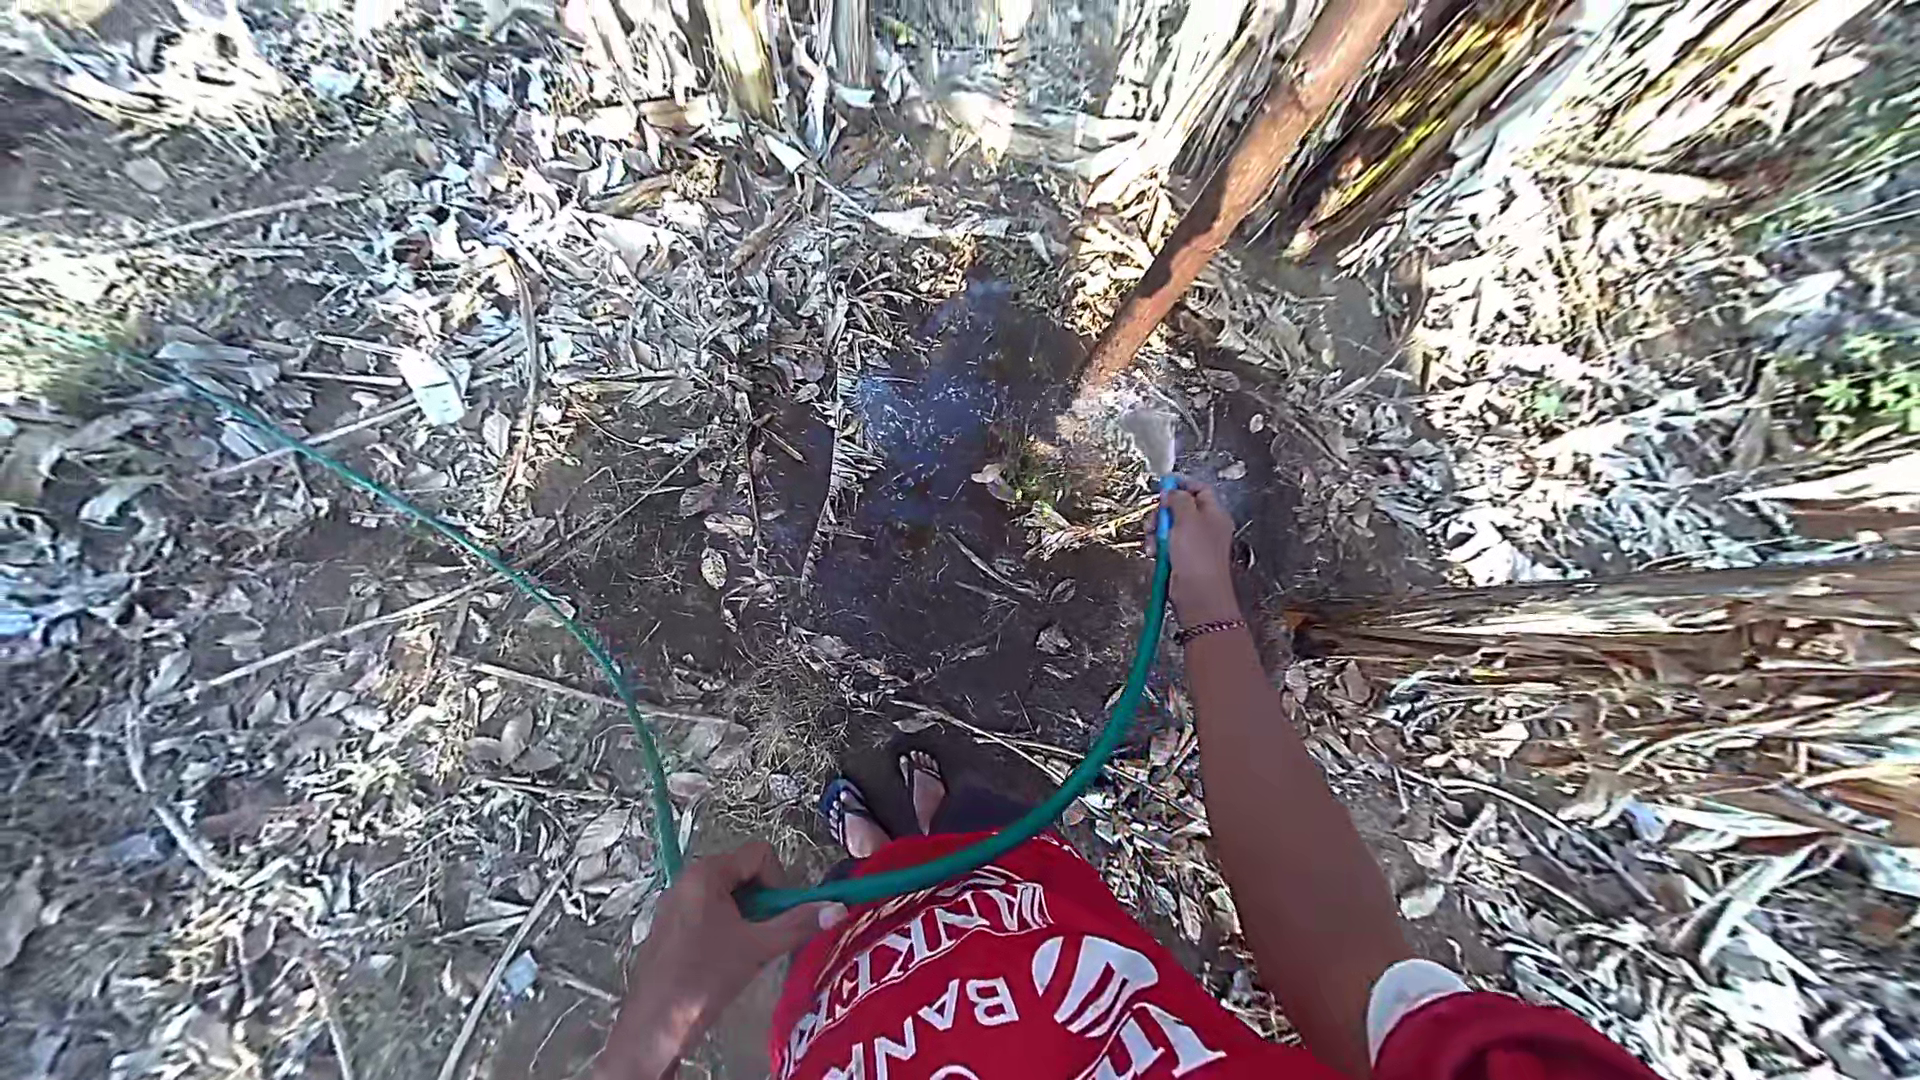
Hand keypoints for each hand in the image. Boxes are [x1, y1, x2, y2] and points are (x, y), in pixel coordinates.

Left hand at [593, 843, 846, 1079]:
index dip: (778, 880)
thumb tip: (838, 907)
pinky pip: (709, 909)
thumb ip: (798, 924)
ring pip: (728, 893)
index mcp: (706, 873)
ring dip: (746, 914)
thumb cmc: (702, 980)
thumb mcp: (757, 949)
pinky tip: (722, 959)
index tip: (778, 916)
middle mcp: (688, 879)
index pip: (759, 853)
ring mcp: (674, 903)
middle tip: (764, 934)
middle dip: (763, 899)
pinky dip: (726, 925)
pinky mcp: (668, 927)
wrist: (648, 1035)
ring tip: (745, 948)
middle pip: (744, 871)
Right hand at [1157, 478, 1239, 624]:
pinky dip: (1157, 545)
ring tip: (1152, 542)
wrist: (1197, 593)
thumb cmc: (1196, 554)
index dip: (1182, 484)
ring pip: (1169, 526)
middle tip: (1154, 520)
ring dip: (1156, 531)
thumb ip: (1178, 500)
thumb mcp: (1187, 520)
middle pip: (1180, 507)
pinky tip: (1153, 553)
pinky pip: (1165, 543)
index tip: (1163, 484)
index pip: (1200, 489)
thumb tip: (1171, 491)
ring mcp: (1193, 543)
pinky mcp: (1181, 557)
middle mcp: (1205, 526)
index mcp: (1214, 513)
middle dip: (1162, 512)